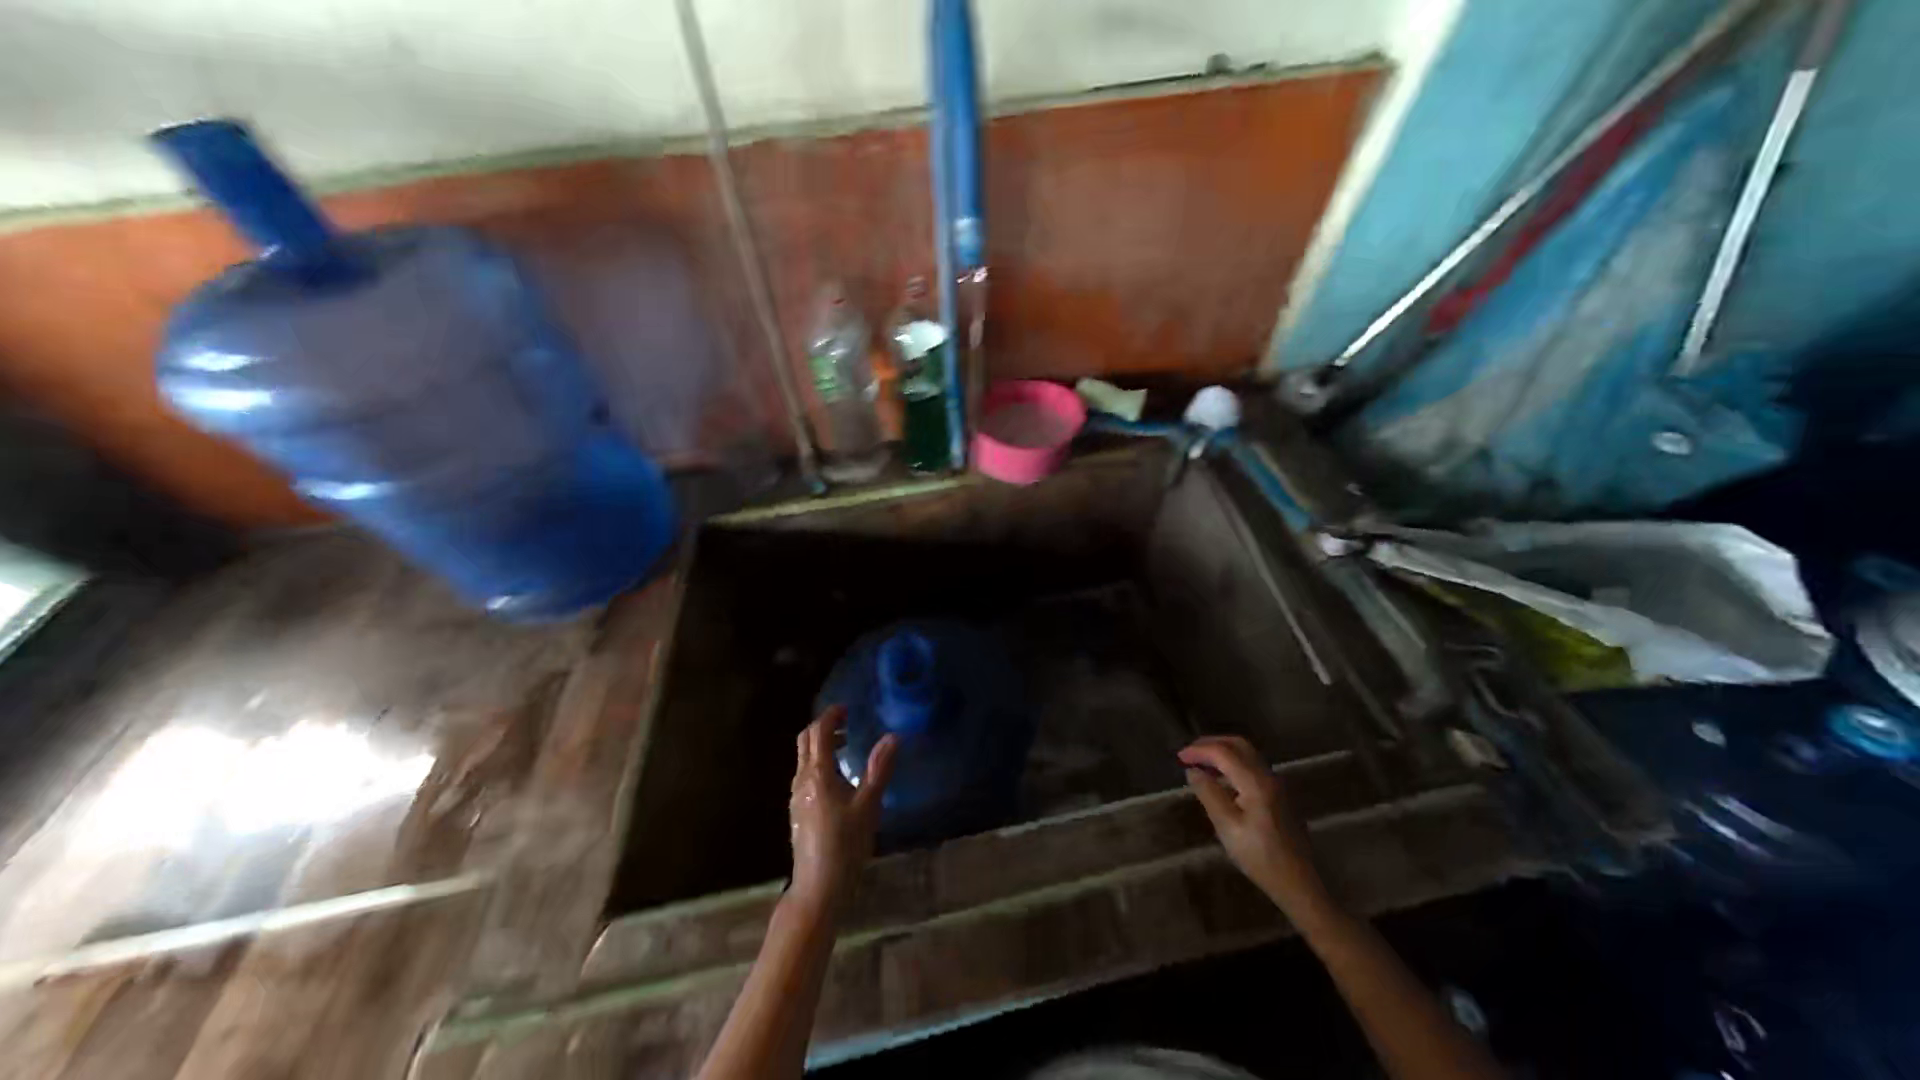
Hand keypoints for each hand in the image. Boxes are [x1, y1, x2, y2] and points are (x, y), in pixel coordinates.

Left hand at [789, 706, 897, 907]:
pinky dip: (819, 764)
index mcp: (818, 774)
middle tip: (847, 724)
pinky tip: (839, 780)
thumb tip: (892, 737)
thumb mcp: (869, 806)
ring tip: (847, 748)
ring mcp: (796, 797)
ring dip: (821, 746)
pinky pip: (805, 775)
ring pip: (803, 759)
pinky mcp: (797, 812)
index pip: (819, 732)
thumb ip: (879, 769)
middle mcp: (802, 780)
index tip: (847, 709)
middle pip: (805, 741)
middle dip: (823, 727)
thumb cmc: (845, 845)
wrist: (818, 887)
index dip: (831, 716)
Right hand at [1179, 735, 1341, 929]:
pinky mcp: (1279, 794)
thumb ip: (1209, 794)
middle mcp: (1269, 776)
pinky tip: (1221, 778)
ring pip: (1247, 754)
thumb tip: (1193, 771)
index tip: (1179, 757)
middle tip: (1189, 753)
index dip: (1199, 750)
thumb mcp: (1227, 827)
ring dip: (1222, 752)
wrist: (1298, 882)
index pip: (1224, 752)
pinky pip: (1252, 766)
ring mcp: (1277, 784)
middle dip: (1211, 743)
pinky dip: (1233, 762)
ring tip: (1200, 763)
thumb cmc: (1260, 857)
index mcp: (1256, 783)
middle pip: (1239, 745)